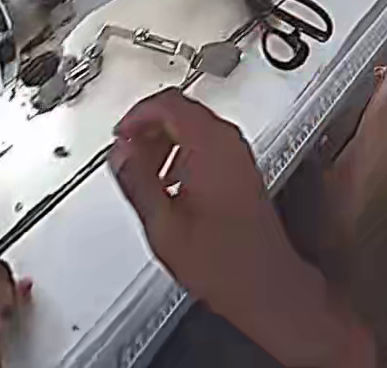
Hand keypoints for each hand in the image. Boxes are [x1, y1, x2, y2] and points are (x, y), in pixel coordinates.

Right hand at [110, 90, 373, 366]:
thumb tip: (121, 153)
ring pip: (192, 123)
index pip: (168, 104)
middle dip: (148, 126)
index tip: (120, 133)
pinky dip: (181, 149)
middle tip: (127, 150)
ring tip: (144, 170)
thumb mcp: (164, 225)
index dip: (137, 114)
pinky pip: (205, 140)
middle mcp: (227, 139)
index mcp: (208, 144)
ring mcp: (237, 150)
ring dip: (164, 139)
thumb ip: (138, 181)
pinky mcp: (240, 164)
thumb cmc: (224, 261)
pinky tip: (169, 181)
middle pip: (181, 109)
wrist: (266, 283)